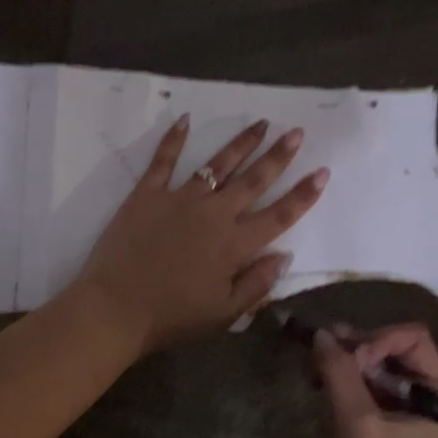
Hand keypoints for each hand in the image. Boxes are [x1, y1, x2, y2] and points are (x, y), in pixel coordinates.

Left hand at [73, 116, 327, 354]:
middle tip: (297, 133)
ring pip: (217, 164)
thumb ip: (257, 284)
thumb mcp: (224, 313)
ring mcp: (180, 199)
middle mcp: (214, 214)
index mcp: (235, 245)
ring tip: (261, 124)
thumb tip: (284, 256)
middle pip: (253, 180)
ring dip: (241, 143)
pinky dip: (175, 138)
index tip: (322, 172)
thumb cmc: (172, 317)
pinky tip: (186, 119)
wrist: (116, 308)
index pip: (279, 216)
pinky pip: (164, 160)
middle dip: (278, 156)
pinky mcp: (147, 194)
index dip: (303, 195)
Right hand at [314, 324, 437, 437]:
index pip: (415, 341)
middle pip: (392, 344)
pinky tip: (314, 377)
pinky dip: (336, 370)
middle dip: (358, 344)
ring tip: (314, 361)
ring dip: (343, 355)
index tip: (352, 357)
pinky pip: (356, 376)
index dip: (381, 339)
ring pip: (371, 358)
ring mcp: (394, 403)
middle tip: (324, 347)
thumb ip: (340, 372)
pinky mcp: (369, 411)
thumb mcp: (354, 420)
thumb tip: (321, 333)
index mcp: (435, 398)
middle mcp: (420, 395)